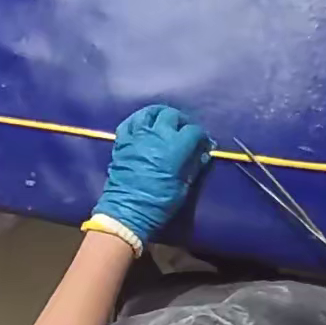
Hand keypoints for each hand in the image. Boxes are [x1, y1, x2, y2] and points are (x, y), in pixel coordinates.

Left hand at [92, 104, 211, 243]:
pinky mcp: (122, 141)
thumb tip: (203, 153)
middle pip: (172, 115)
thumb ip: (194, 165)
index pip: (194, 131)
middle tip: (183, 131)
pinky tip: (143, 126)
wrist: (128, 212)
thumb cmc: (160, 202)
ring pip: (150, 113)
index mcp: (176, 146)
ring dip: (160, 115)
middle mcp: (157, 135)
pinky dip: (138, 120)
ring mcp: (137, 135)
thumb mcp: (184, 186)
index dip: (201, 136)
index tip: (203, 144)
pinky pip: (130, 122)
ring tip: (164, 123)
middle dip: (181, 121)